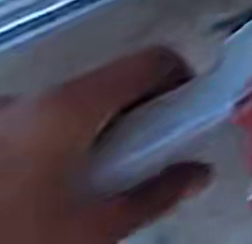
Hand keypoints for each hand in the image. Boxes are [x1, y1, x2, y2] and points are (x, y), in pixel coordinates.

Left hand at [0, 48, 210, 241]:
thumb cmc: (10, 239)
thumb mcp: (91, 232)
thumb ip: (155, 194)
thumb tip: (197, 173)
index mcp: (68, 105)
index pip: (154, 60)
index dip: (179, 81)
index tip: (176, 117)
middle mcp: (19, 102)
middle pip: (94, 90)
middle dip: (112, 120)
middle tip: (114, 162)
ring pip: (41, 116)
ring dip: (60, 140)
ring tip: (51, 187)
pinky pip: (10, 134)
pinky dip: (20, 154)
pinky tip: (15, 193)